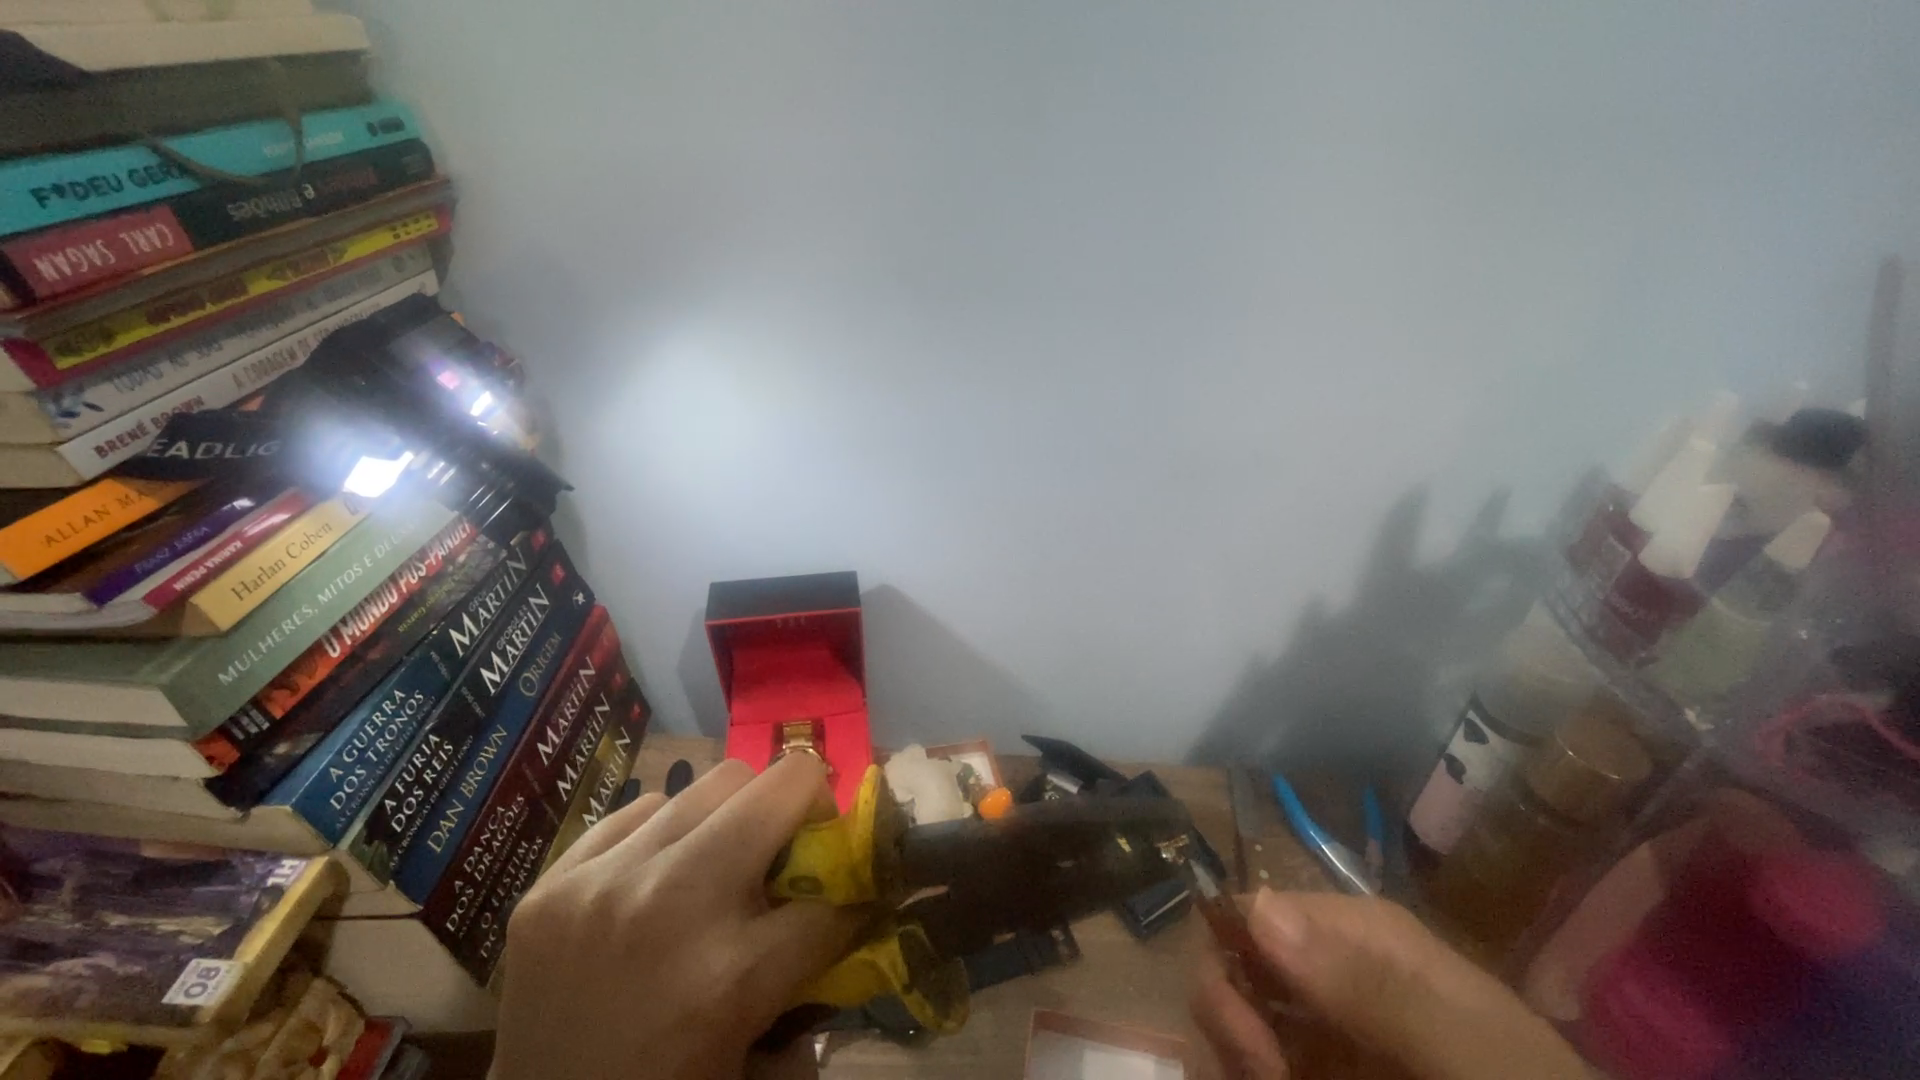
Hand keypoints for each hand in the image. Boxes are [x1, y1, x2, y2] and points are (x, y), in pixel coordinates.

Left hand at [491, 755, 864, 1079]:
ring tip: (724, 860)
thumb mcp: (759, 1058)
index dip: (855, 892)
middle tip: (803, 841)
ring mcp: (602, 884)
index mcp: (730, 977)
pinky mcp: (552, 881)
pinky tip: (657, 878)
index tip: (856, 891)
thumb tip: (853, 908)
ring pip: (712, 785)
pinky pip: (639, 811)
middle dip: (809, 808)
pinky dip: (667, 834)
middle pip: (777, 789)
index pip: (834, 896)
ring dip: (737, 818)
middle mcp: (669, 906)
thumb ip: (813, 983)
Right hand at [1192, 890, 1591, 1079]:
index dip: (1225, 970)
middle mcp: (1331, 963)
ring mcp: (1325, 1020)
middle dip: (1228, 1025)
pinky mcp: (1323, 1064)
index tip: (1254, 1052)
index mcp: (1361, 933)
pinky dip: (1246, 1070)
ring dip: (1234, 1058)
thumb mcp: (1468, 1053)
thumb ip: (1372, 987)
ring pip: (1233, 1017)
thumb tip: (1260, 910)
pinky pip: (1256, 1058)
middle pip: (1230, 967)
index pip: (1249, 915)